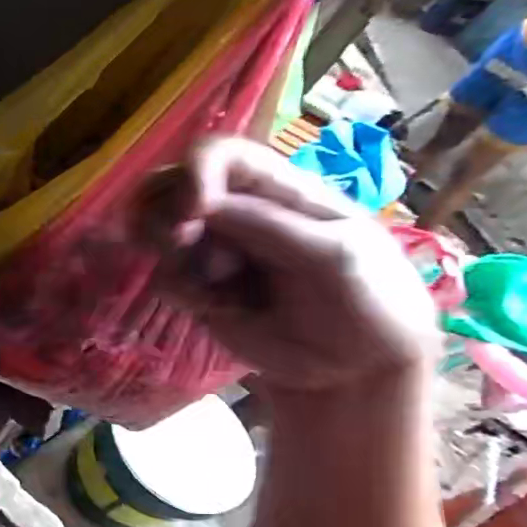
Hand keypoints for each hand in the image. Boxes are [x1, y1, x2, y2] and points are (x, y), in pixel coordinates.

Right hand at [136, 138, 440, 394]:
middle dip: (167, 213)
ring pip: (160, 231)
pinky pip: (167, 278)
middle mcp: (239, 212)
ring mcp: (216, 251)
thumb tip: (202, 206)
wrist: (357, 371)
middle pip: (174, 185)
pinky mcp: (201, 291)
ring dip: (174, 257)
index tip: (194, 212)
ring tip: (211, 289)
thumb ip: (271, 226)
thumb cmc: (366, 301)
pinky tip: (220, 310)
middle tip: (181, 245)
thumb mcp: (336, 255)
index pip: (223, 155)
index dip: (196, 171)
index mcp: (278, 189)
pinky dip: (182, 292)